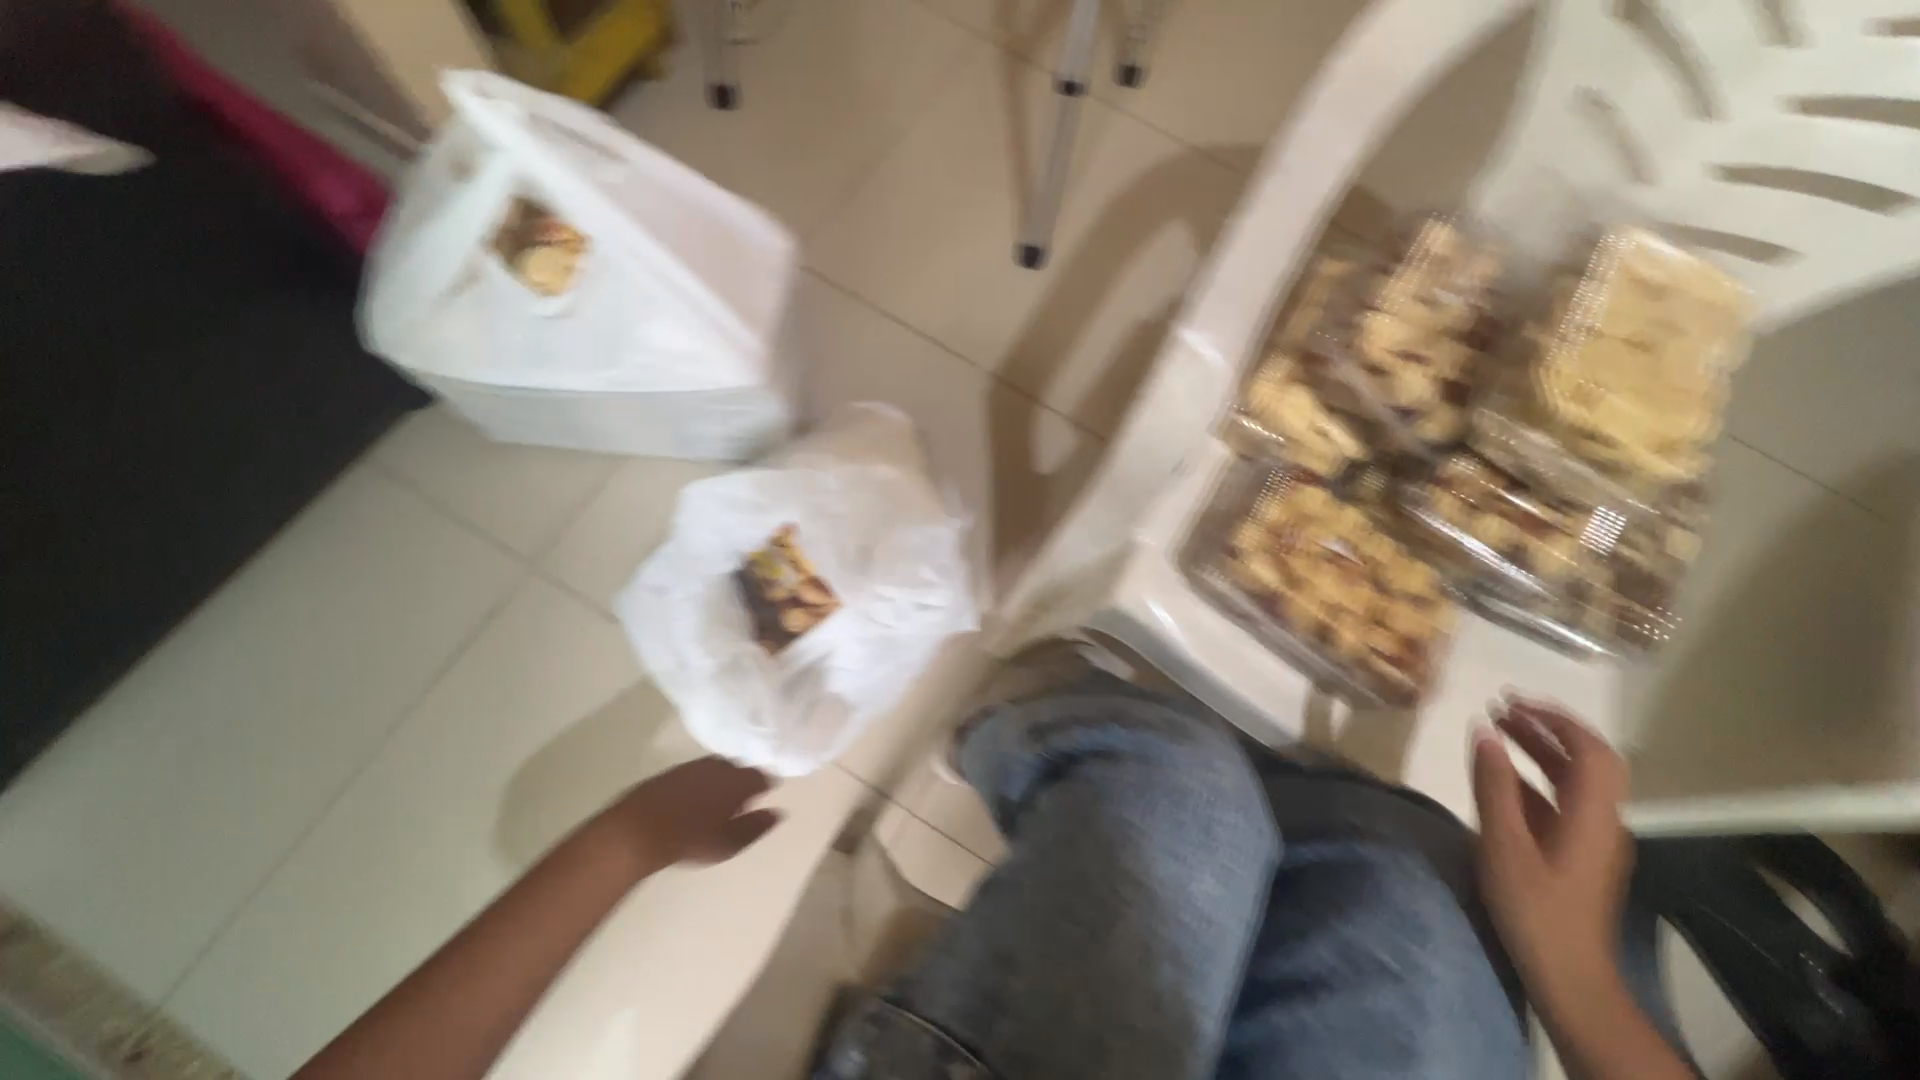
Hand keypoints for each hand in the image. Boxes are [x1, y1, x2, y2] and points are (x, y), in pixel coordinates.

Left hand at [593, 757, 782, 870]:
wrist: (636, 831)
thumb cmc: (690, 840)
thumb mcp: (728, 843)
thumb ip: (755, 827)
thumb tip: (778, 813)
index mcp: (736, 781)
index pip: (760, 775)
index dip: (766, 784)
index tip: (765, 795)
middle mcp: (717, 766)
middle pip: (739, 767)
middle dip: (743, 779)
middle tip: (742, 800)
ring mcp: (691, 766)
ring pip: (716, 767)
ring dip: (721, 779)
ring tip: (717, 800)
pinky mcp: (669, 772)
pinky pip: (695, 772)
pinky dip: (700, 781)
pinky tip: (693, 799)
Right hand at [1471, 698, 1632, 992]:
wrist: (1569, 976)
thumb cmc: (1535, 910)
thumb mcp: (1504, 846)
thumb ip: (1494, 787)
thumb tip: (1485, 733)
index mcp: (1591, 815)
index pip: (1590, 750)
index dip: (1556, 719)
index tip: (1515, 700)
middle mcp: (1600, 820)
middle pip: (1585, 761)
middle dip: (1545, 728)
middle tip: (1501, 708)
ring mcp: (1590, 839)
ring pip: (1572, 781)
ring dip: (1538, 751)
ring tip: (1497, 731)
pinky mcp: (1575, 855)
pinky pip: (1559, 802)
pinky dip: (1532, 779)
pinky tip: (1500, 778)